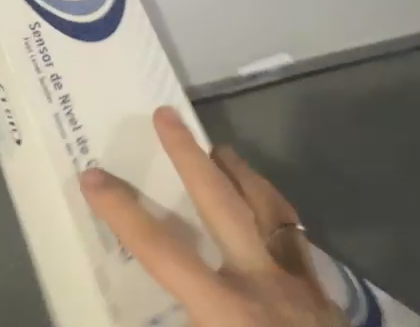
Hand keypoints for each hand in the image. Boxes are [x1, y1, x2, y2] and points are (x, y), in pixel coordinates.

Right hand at [79, 107, 345, 326]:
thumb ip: (181, 320)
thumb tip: (161, 309)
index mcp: (227, 312)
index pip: (162, 251)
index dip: (124, 212)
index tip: (93, 176)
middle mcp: (262, 284)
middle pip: (221, 203)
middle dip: (189, 156)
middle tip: (166, 114)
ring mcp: (300, 285)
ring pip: (269, 208)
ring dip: (240, 173)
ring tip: (220, 149)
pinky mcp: (326, 296)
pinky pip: (297, 235)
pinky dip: (276, 210)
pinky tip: (268, 207)